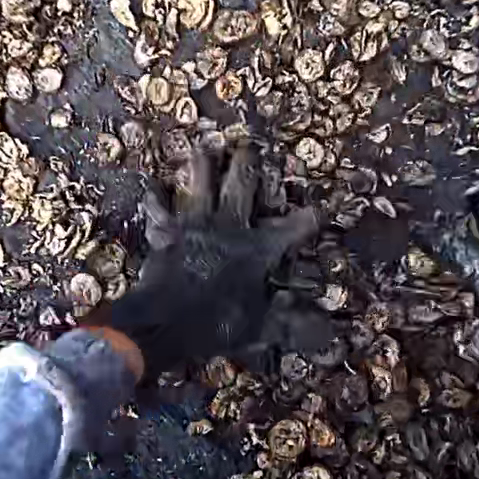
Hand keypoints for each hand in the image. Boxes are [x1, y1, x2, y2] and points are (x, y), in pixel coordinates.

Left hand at [87, 147, 317, 374]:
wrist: (165, 320)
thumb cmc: (215, 324)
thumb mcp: (259, 329)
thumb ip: (289, 324)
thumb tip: (327, 332)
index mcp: (256, 249)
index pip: (290, 230)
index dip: (307, 219)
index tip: (320, 208)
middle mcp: (227, 228)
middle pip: (241, 189)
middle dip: (247, 166)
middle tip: (249, 146)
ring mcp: (193, 226)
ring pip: (199, 187)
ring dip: (201, 167)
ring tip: (202, 147)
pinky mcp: (165, 233)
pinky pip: (158, 210)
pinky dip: (155, 199)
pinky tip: (151, 185)